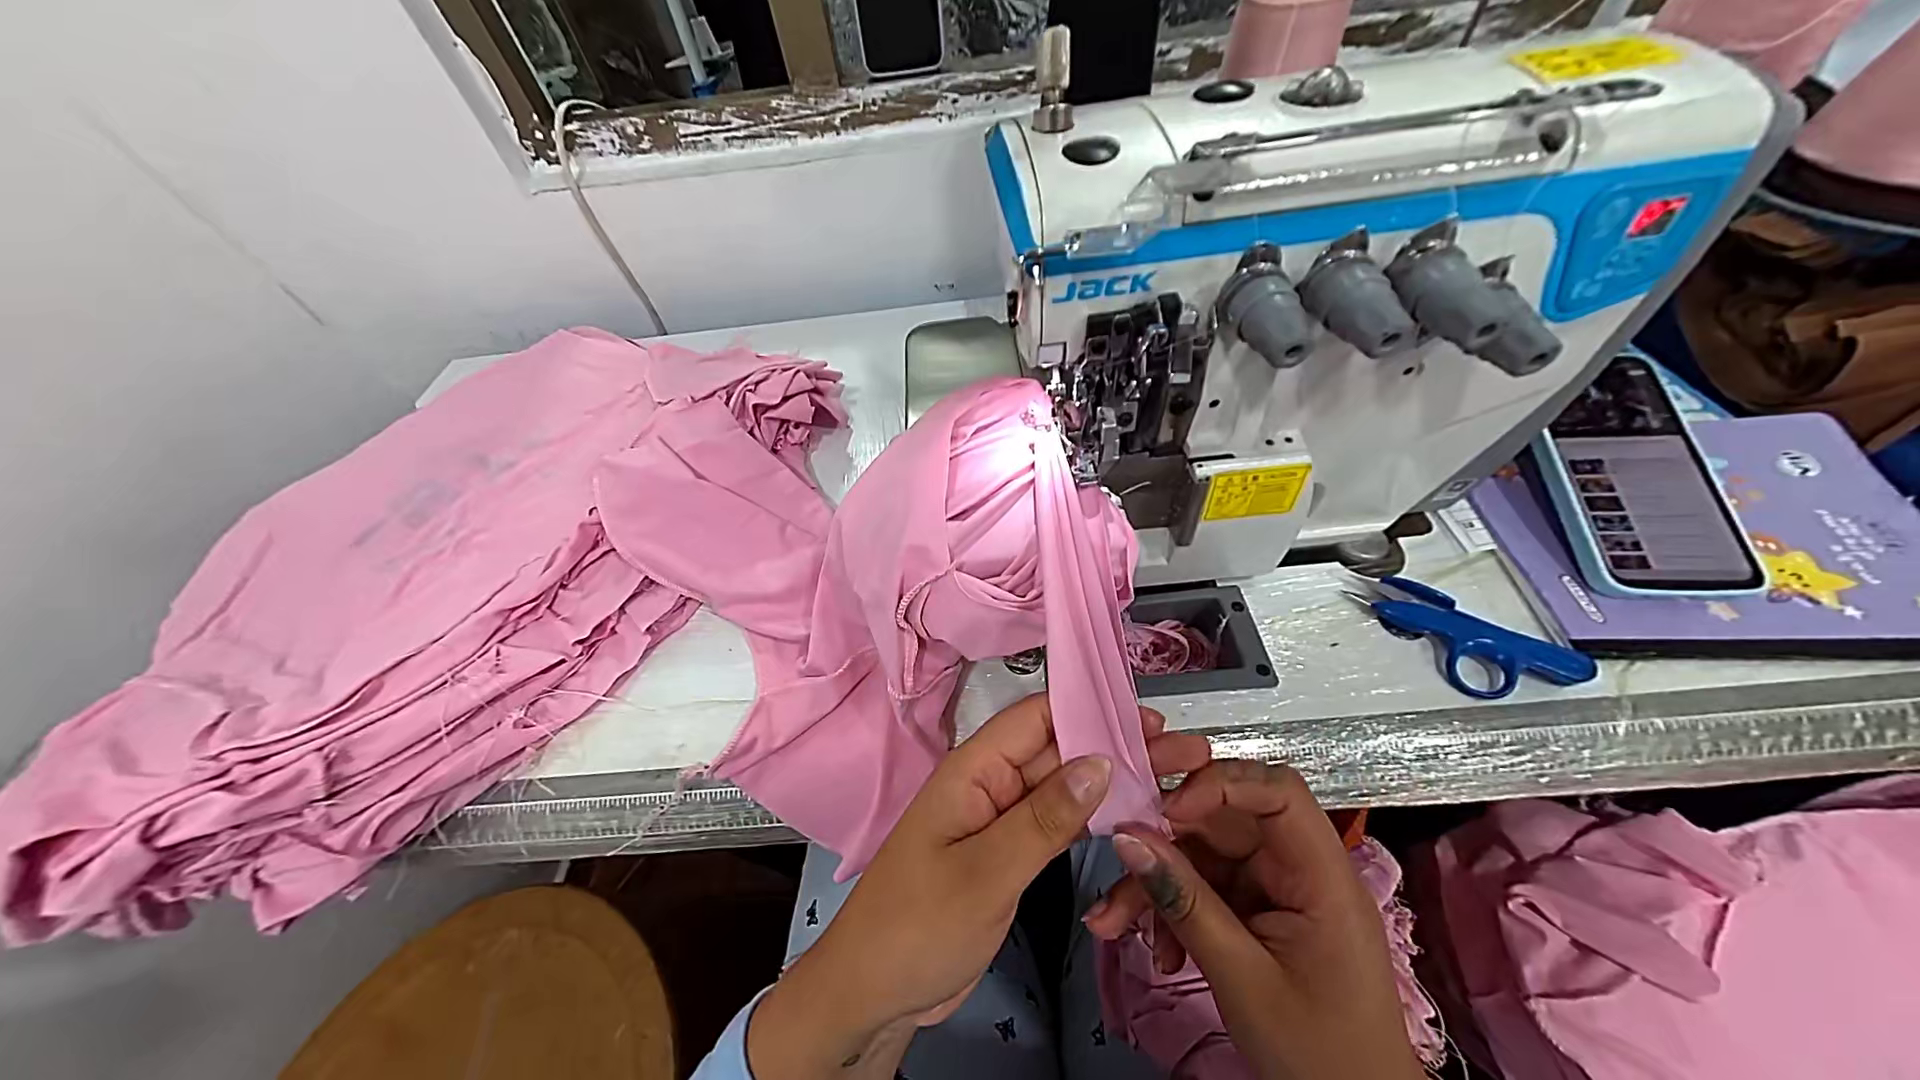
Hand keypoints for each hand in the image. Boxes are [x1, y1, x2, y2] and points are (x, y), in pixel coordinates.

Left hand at [748, 693, 1211, 1078]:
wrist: (875, 993)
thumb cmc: (917, 925)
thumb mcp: (985, 871)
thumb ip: (1044, 817)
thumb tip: (1100, 760)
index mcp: (974, 770)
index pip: (1036, 718)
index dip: (1089, 708)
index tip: (1146, 715)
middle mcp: (990, 784)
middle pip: (1057, 750)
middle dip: (1114, 745)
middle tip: (1180, 750)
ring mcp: (1001, 820)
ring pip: (1061, 786)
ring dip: (1110, 780)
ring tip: (1169, 777)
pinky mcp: (1010, 853)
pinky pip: (1055, 822)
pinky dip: (1091, 817)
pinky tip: (1130, 816)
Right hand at [1085, 760, 1423, 1079]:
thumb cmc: (1321, 1056)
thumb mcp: (1243, 978)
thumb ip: (1184, 902)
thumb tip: (1128, 838)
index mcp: (1321, 875)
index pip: (1276, 792)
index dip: (1219, 784)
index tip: (1166, 812)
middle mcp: (1298, 869)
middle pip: (1222, 823)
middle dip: (1163, 845)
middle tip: (1118, 868)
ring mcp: (1276, 889)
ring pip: (1202, 856)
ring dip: (1156, 886)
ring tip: (1115, 923)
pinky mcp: (1257, 910)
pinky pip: (1204, 888)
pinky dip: (1172, 911)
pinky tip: (1156, 948)